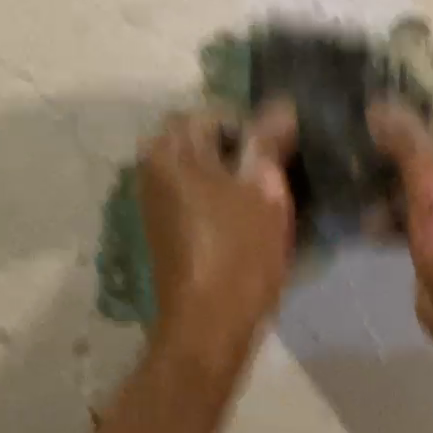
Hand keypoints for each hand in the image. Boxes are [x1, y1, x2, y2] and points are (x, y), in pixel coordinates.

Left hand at [136, 103, 298, 359]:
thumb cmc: (239, 253)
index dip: (251, 128)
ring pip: (198, 169)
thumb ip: (268, 142)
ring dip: (229, 174)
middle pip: (201, 140)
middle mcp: (152, 169)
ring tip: (265, 197)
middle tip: (274, 174)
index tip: (279, 153)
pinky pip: (192, 195)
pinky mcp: (162, 228)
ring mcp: (153, 201)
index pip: (213, 115)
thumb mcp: (265, 190)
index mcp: (170, 152)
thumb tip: (281, 106)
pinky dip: (217, 197)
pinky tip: (246, 219)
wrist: (207, 326)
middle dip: (238, 150)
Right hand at [369, 97, 432, 342]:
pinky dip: (402, 208)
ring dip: (396, 176)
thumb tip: (377, 106)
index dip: (416, 102)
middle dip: (401, 142)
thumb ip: (405, 134)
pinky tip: (367, 212)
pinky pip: (430, 207)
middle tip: (358, 137)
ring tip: (354, 172)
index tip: (373, 105)